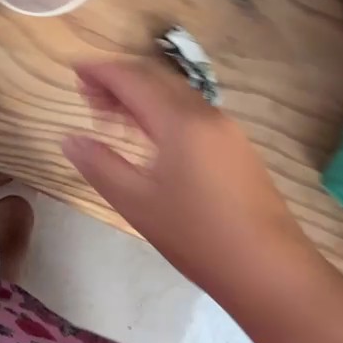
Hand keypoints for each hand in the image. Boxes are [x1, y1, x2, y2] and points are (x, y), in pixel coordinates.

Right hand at [61, 62, 309, 300]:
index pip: (133, 79)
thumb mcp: (137, 203)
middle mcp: (205, 114)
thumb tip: (69, 139)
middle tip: (86, 95)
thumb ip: (99, 165)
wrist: (273, 273)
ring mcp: (227, 130)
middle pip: (155, 79)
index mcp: (179, 121)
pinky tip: (149, 138)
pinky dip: (161, 112)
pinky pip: (190, 113)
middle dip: (118, 81)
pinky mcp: (237, 149)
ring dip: (140, 96)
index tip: (74, 69)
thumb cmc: (199, 237)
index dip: (101, 71)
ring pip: (174, 96)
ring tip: (110, 116)